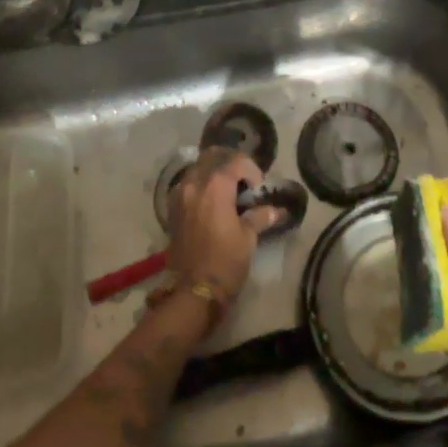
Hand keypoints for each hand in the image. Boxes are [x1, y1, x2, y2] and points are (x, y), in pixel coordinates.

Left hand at [166, 148, 284, 303]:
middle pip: (212, 156)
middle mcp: (194, 183)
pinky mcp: (172, 208)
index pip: (236, 161)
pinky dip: (200, 184)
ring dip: (213, 171)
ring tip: (227, 190)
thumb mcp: (248, 238)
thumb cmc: (225, 261)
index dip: (251, 170)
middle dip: (230, 163)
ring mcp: (180, 195)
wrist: (193, 290)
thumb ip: (259, 217)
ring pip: (197, 168)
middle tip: (243, 180)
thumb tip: (275, 210)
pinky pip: (187, 183)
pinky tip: (211, 201)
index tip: (259, 186)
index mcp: (216, 186)